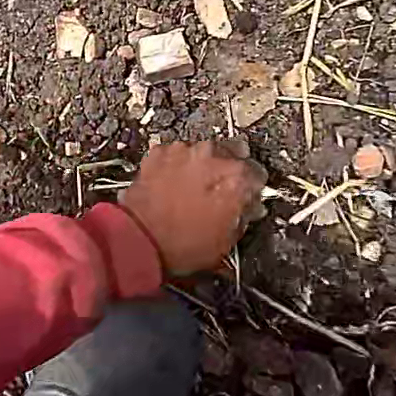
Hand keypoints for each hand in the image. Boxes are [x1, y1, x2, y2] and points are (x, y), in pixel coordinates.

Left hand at [120, 139, 266, 274]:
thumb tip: (248, 206)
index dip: (253, 187)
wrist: (137, 240)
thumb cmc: (183, 245)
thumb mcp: (225, 240)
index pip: (257, 173)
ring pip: (203, 151)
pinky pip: (177, 154)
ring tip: (194, 187)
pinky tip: (174, 182)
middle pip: (233, 152)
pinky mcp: (160, 153)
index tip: (248, 197)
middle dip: (231, 168)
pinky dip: (178, 164)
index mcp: (236, 175)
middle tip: (222, 188)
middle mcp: (213, 154)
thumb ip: (243, 216)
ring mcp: (184, 150)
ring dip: (203, 164)